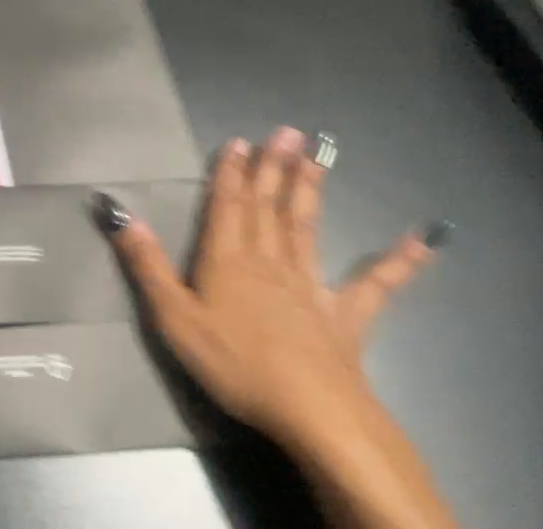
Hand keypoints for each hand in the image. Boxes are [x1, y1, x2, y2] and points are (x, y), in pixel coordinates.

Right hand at [102, 127, 459, 527]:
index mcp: (228, 259)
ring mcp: (311, 286)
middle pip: (269, 206)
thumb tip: (118, 212)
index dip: (230, 171)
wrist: (311, 411)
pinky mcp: (345, 316)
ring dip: (308, 191)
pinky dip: (398, 260)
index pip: (228, 204)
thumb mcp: (173, 316)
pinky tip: (424, 239)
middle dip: (274, 168)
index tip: (239, 140)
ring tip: (316, 159)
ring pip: (305, 228)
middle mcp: (269, 261)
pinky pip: (375, 283)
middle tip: (286, 132)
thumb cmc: (234, 362)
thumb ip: (147, 263)